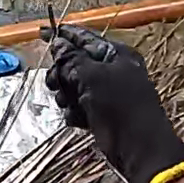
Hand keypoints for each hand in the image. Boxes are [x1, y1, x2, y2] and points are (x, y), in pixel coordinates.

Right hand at [43, 24, 183, 182]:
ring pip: (73, 86)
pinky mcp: (102, 113)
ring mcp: (107, 93)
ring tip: (68, 104)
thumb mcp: (93, 78)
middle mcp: (112, 71)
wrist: (141, 151)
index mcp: (116, 55)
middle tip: (54, 83)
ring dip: (66, 95)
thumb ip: (71, 59)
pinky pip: (78, 105)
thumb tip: (57, 42)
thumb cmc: (121, 108)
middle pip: (75, 63)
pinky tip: (77, 119)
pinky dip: (74, 111)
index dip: (62, 35)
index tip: (42, 31)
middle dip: (61, 73)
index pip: (84, 38)